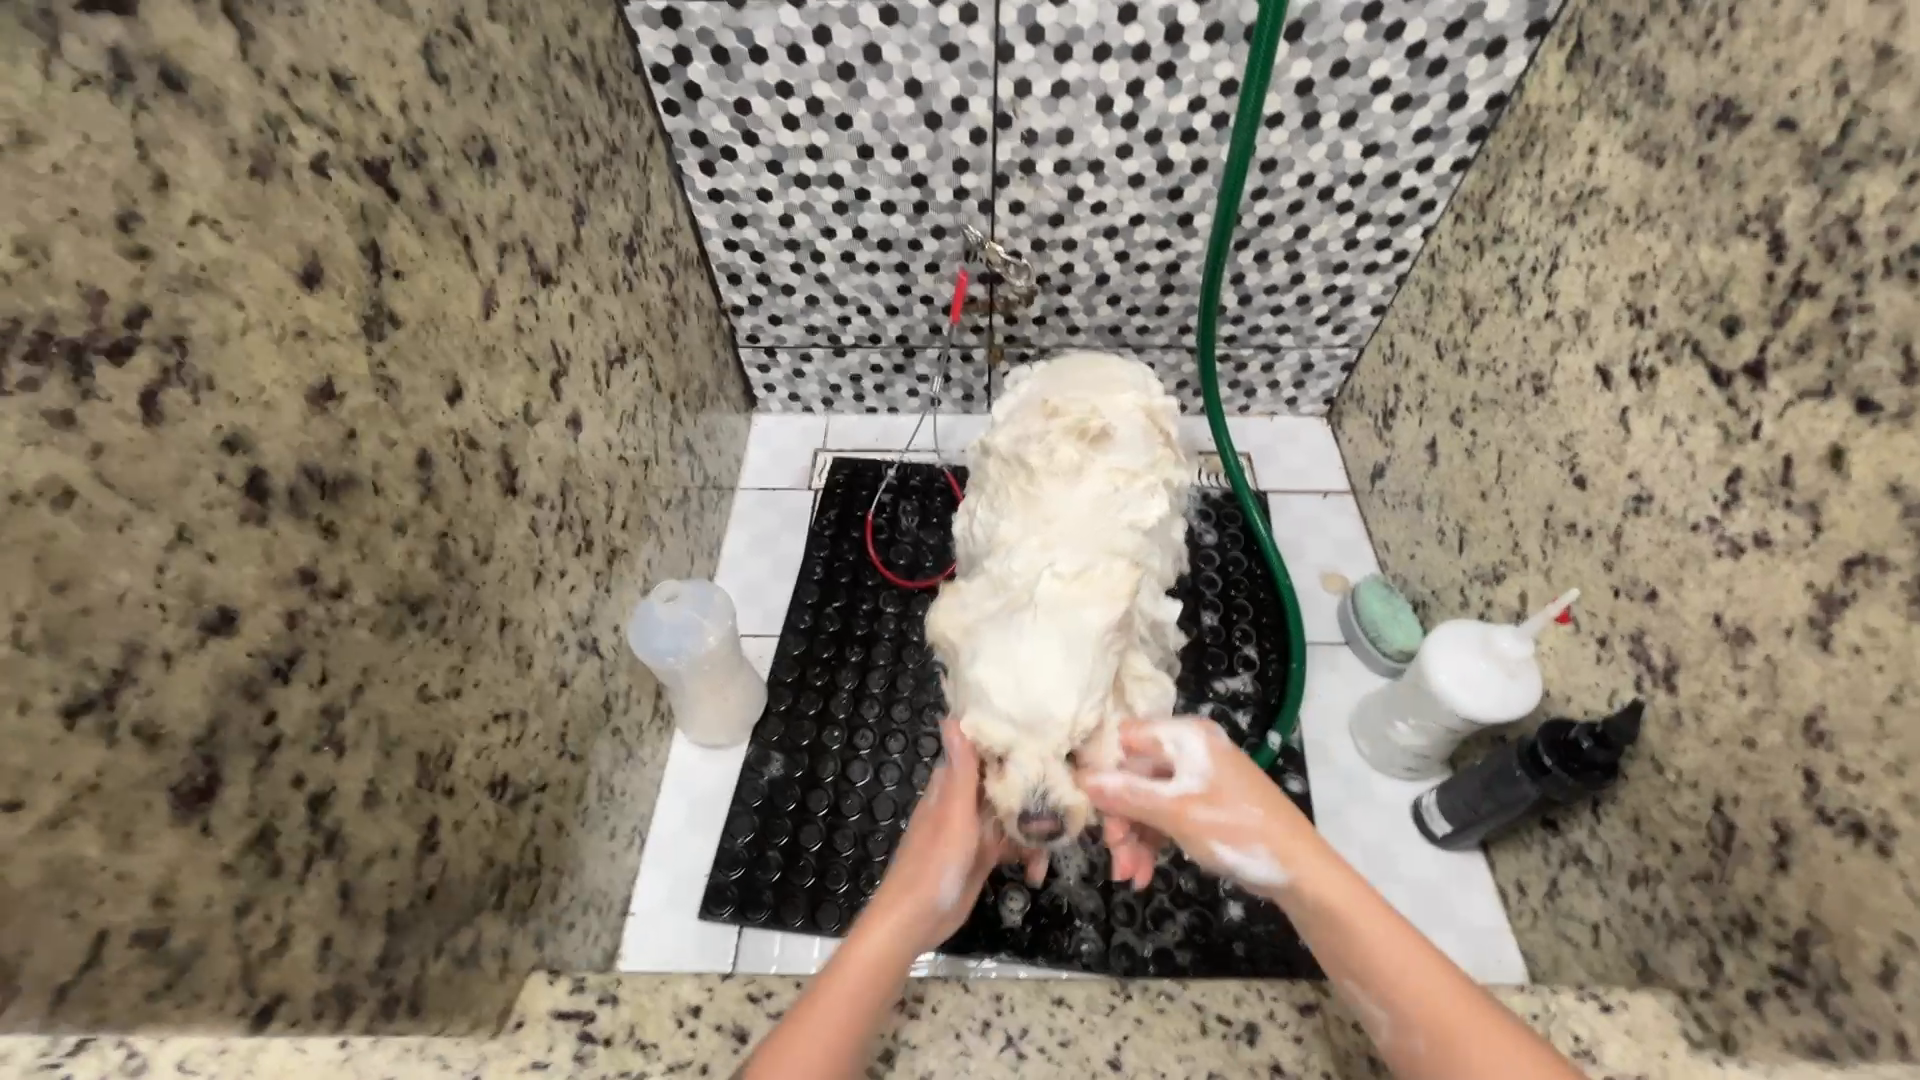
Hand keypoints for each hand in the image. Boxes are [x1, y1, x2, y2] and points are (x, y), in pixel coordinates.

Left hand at [865, 716, 1046, 953]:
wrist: (915, 920)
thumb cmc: (933, 862)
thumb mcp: (953, 812)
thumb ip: (961, 768)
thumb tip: (952, 716)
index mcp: (952, 786)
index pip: (983, 753)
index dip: (1010, 744)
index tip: (1044, 737)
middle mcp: (964, 802)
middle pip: (1003, 783)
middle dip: (1032, 787)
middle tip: (1068, 790)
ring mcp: (974, 830)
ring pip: (1011, 815)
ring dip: (1034, 824)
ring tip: (1060, 835)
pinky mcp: (983, 856)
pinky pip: (1010, 844)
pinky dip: (1026, 853)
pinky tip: (1039, 869)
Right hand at [1078, 717, 1311, 895]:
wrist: (1300, 870)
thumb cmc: (1237, 830)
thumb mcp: (1176, 813)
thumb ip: (1126, 794)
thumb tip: (1081, 778)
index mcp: (1184, 736)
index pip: (1125, 740)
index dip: (1102, 769)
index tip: (1086, 804)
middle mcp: (1188, 750)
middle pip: (1134, 776)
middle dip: (1120, 818)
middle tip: (1114, 854)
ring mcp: (1197, 778)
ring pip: (1147, 800)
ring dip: (1134, 837)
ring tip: (1128, 875)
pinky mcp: (1205, 805)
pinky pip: (1165, 816)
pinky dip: (1152, 841)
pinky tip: (1143, 873)